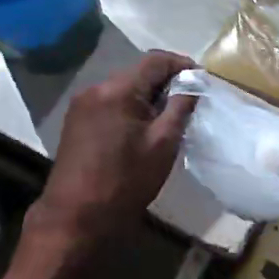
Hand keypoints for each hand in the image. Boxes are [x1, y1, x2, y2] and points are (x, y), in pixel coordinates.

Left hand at [36, 51, 195, 250]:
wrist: (76, 218)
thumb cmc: (126, 181)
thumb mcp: (163, 143)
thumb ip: (180, 106)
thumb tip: (192, 84)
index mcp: (118, 90)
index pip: (156, 60)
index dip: (182, 64)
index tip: (202, 78)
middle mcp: (96, 88)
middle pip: (138, 72)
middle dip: (165, 81)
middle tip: (189, 100)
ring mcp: (82, 104)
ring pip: (124, 87)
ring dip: (147, 95)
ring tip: (168, 115)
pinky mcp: (76, 121)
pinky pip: (110, 102)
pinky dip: (130, 106)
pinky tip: (142, 126)